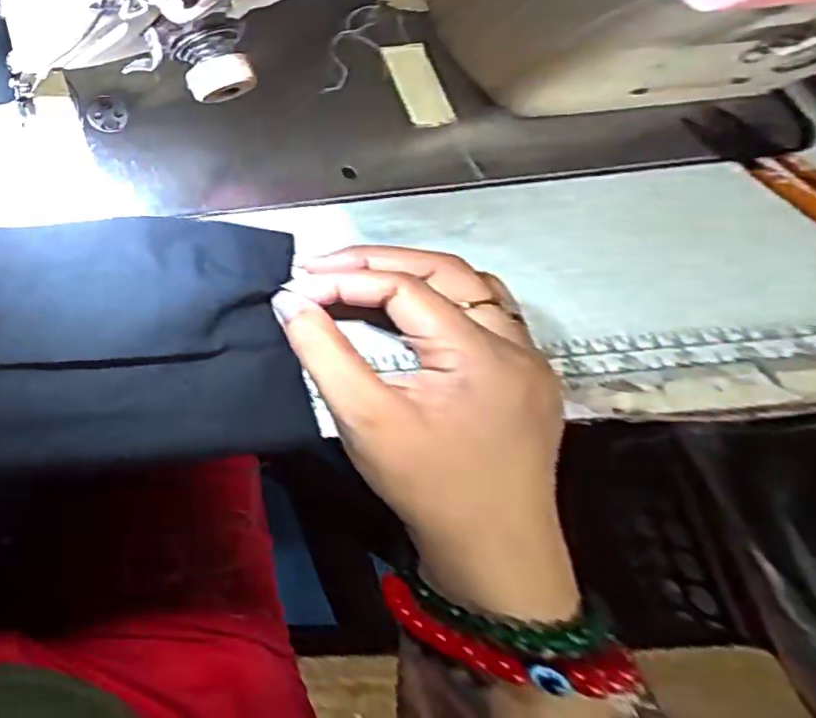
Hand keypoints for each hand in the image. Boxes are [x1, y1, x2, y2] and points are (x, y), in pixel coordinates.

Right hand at [273, 245, 578, 620]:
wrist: (494, 554)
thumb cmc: (426, 484)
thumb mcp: (361, 417)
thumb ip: (321, 350)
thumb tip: (289, 300)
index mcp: (480, 353)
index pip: (403, 288)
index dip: (344, 280)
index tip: (297, 288)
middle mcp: (514, 346)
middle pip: (444, 271)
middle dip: (377, 260)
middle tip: (323, 267)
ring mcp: (526, 361)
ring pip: (471, 286)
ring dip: (412, 272)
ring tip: (359, 278)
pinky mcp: (523, 378)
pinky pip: (483, 313)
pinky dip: (438, 297)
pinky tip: (405, 310)